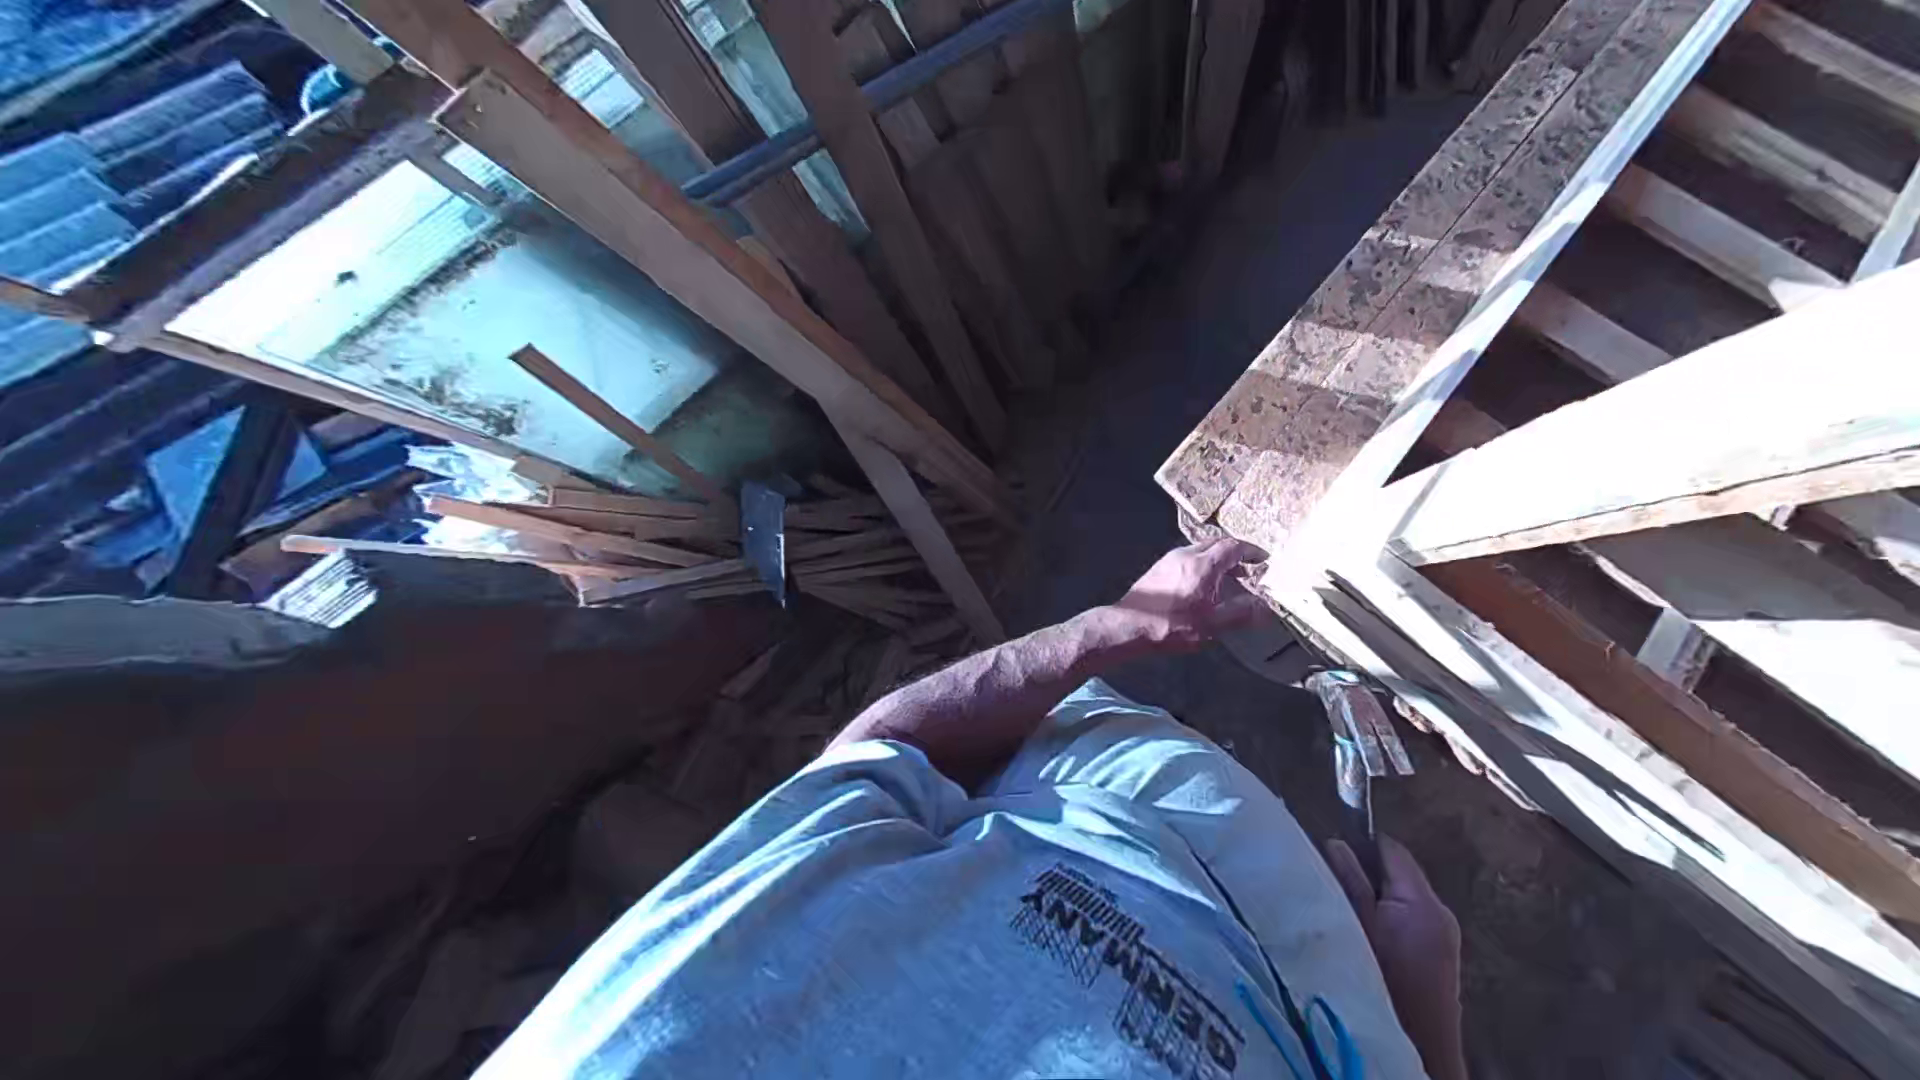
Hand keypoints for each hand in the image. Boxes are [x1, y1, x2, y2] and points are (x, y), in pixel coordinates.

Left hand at [1108, 538, 1266, 647]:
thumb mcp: (1211, 625)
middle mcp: (1185, 555)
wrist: (1128, 625)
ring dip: (1218, 558)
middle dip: (1235, 553)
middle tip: (1250, 567)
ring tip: (1231, 576)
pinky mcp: (1158, 568)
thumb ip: (1240, 613)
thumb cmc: (1171, 626)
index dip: (1251, 551)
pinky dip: (1203, 563)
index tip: (1263, 559)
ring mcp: (1169, 559)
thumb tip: (1265, 606)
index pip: (1232, 546)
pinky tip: (1204, 583)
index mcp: (1202, 564)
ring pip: (1200, 550)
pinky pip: (1187, 557)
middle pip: (1216, 544)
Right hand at [1326, 835, 1467, 1079]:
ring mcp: (1445, 938)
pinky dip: (1386, 918)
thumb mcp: (1354, 921)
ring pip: (1401, 897)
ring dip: (1374, 896)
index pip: (1391, 848)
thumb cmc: (1380, 976)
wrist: (1416, 1045)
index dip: (1361, 841)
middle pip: (1397, 873)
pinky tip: (1364, 933)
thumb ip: (1347, 879)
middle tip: (1330, 879)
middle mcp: (1441, 913)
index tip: (1330, 846)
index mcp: (1422, 900)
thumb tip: (1336, 842)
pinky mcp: (1440, 958)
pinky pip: (1409, 920)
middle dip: (1365, 871)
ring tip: (1343, 907)